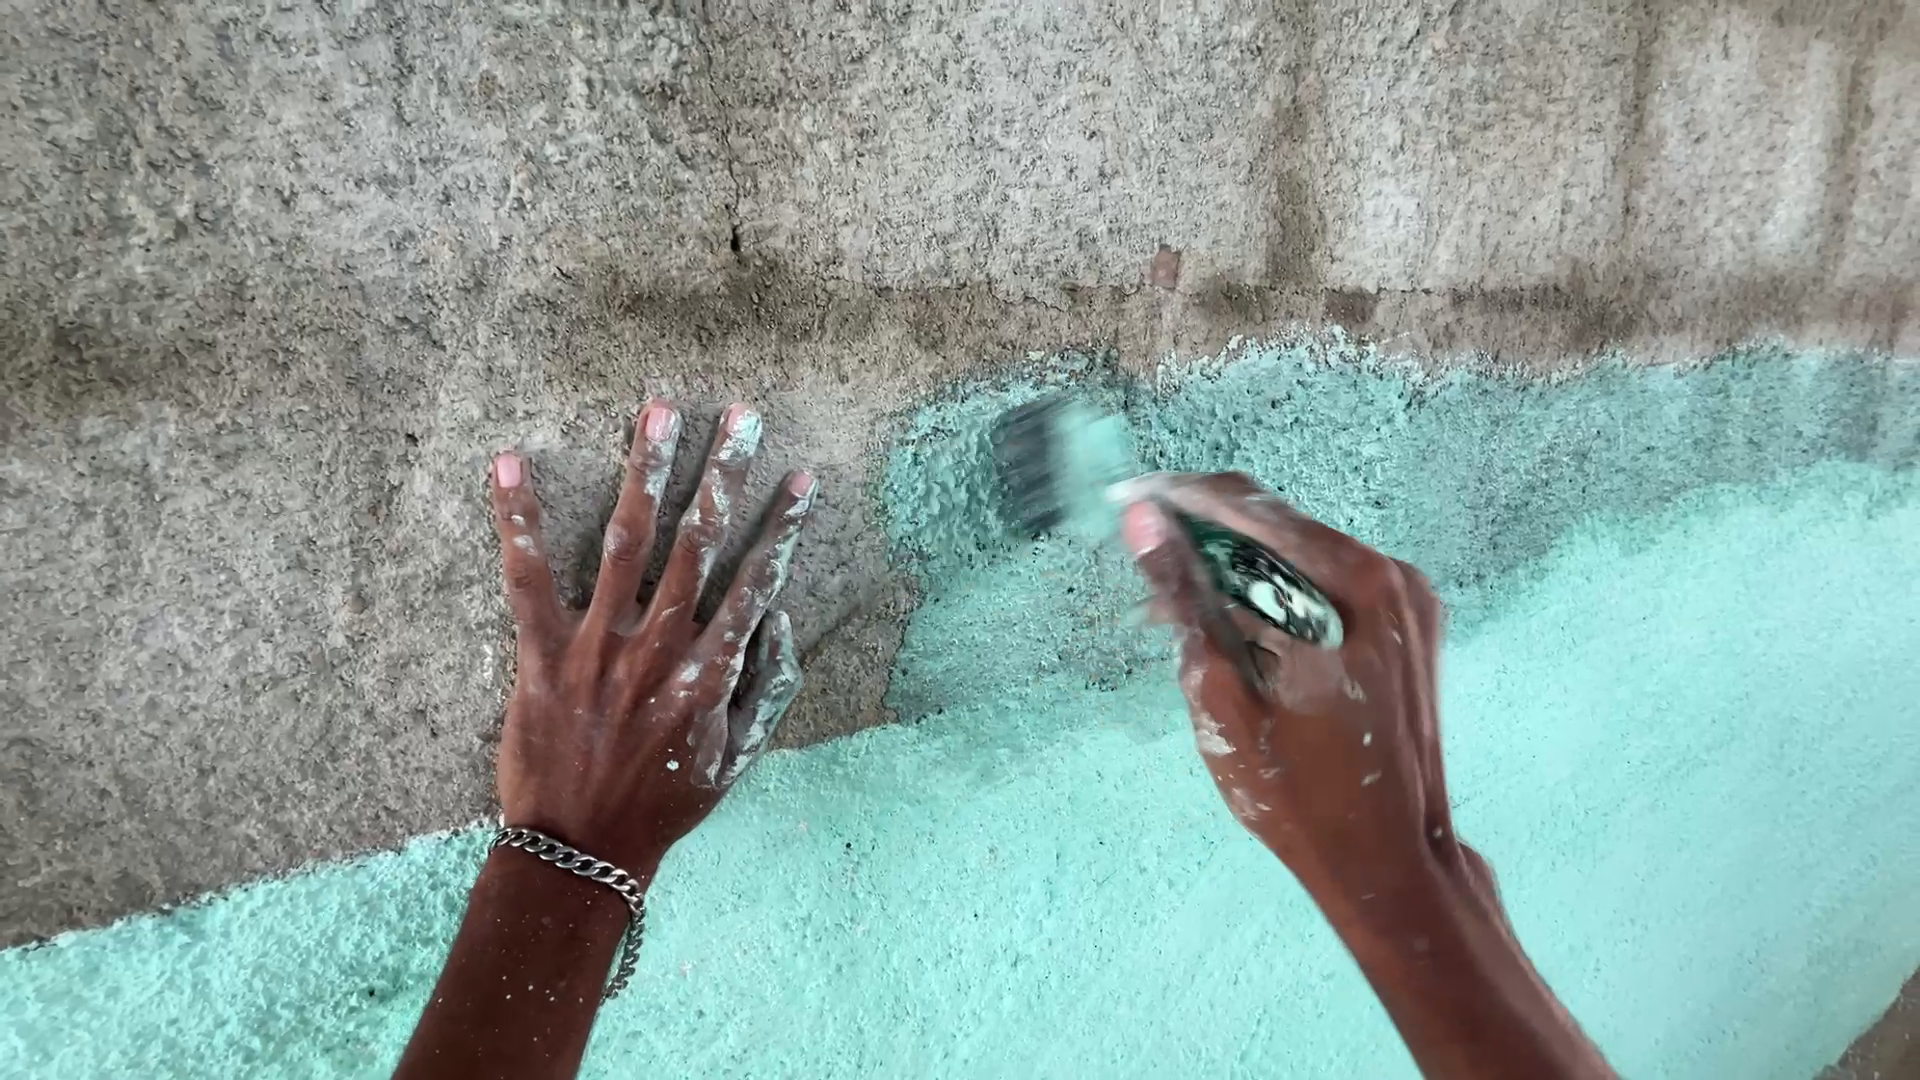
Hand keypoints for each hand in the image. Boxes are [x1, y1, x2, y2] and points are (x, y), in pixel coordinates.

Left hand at [487, 400, 811, 876]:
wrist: (582, 850)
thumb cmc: (670, 801)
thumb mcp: (741, 757)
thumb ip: (771, 686)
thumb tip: (781, 617)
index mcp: (713, 672)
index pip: (757, 582)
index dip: (782, 526)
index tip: (800, 480)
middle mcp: (662, 647)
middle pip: (699, 542)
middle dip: (725, 473)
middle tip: (741, 416)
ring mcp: (599, 646)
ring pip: (626, 541)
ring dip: (646, 470)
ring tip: (660, 412)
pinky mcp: (540, 654)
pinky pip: (527, 578)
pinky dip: (519, 519)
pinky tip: (510, 463)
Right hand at [1116, 472, 1462, 902]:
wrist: (1391, 863)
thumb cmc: (1298, 790)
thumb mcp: (1222, 689)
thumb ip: (1184, 595)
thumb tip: (1142, 519)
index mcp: (1353, 583)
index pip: (1248, 506)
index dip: (1177, 497)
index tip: (1125, 500)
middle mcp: (1389, 574)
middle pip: (1273, 525)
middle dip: (1198, 538)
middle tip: (1141, 564)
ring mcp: (1404, 598)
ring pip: (1293, 553)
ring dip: (1228, 570)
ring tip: (1171, 607)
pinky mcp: (1402, 622)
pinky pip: (1318, 582)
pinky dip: (1265, 593)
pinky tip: (1225, 622)